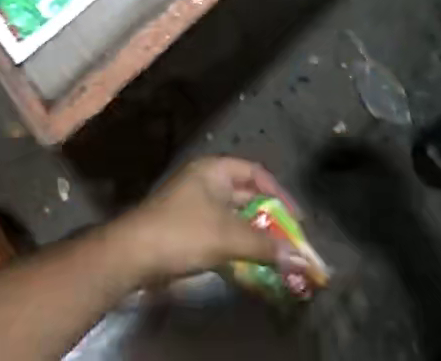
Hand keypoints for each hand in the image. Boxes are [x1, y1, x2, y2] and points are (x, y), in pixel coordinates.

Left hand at [107, 156, 308, 282]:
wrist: (136, 252)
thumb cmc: (183, 232)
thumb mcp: (229, 237)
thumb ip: (268, 246)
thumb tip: (305, 260)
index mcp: (212, 171)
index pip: (254, 172)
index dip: (279, 193)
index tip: (299, 221)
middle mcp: (205, 182)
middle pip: (247, 197)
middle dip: (272, 222)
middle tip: (295, 247)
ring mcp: (197, 206)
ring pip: (237, 219)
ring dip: (259, 239)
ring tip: (282, 263)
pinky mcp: (191, 230)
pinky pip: (225, 235)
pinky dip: (243, 250)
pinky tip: (257, 269)